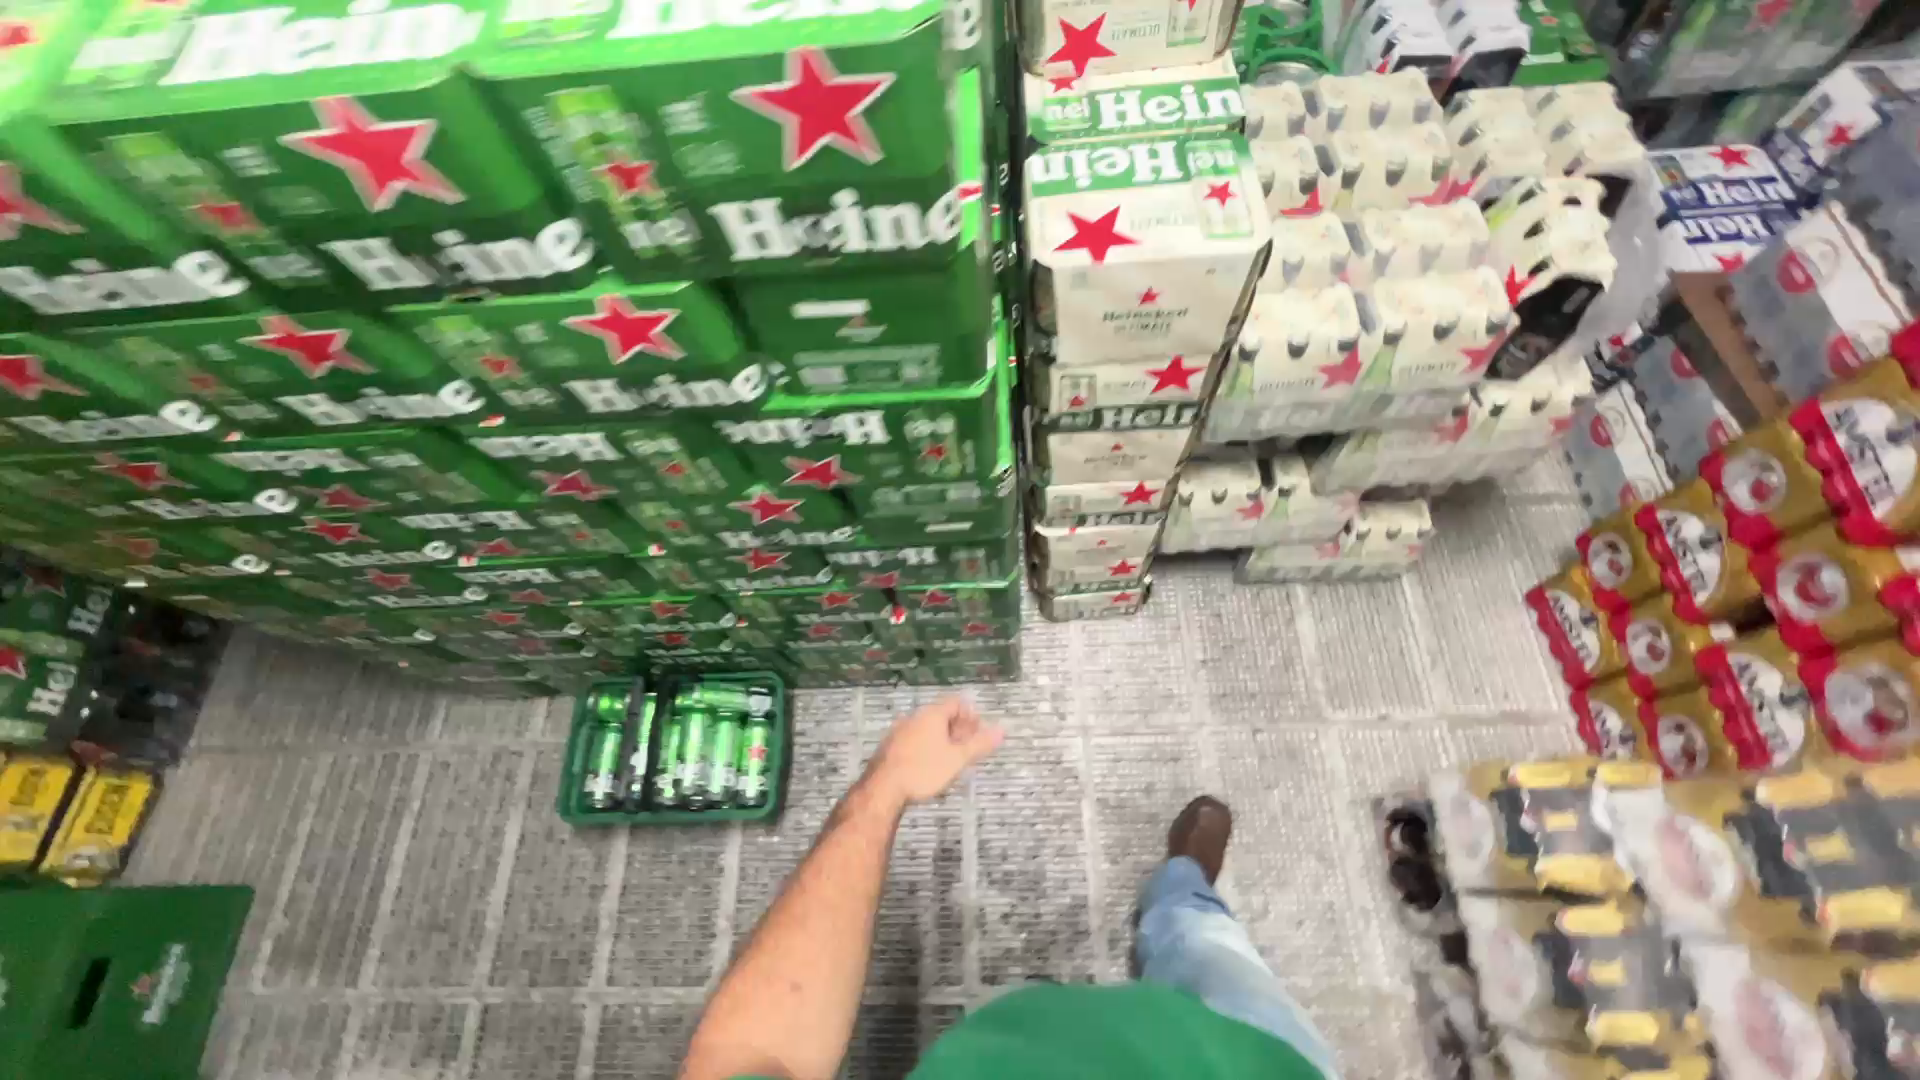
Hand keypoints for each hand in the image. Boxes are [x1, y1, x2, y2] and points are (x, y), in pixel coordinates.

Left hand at [862, 696, 1002, 805]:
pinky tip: (927, 765)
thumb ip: (979, 744)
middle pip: (941, 714)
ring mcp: (899, 731)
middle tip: (967, 748)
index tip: (977, 733)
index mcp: (932, 714)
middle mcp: (914, 717)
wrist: (883, 788)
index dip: (970, 715)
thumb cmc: (924, 770)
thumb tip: (1001, 730)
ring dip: (941, 738)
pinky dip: (925, 746)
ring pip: (926, 728)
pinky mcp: (890, 746)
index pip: (956, 702)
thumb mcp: (957, 759)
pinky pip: (913, 739)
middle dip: (957, 728)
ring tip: (950, 759)